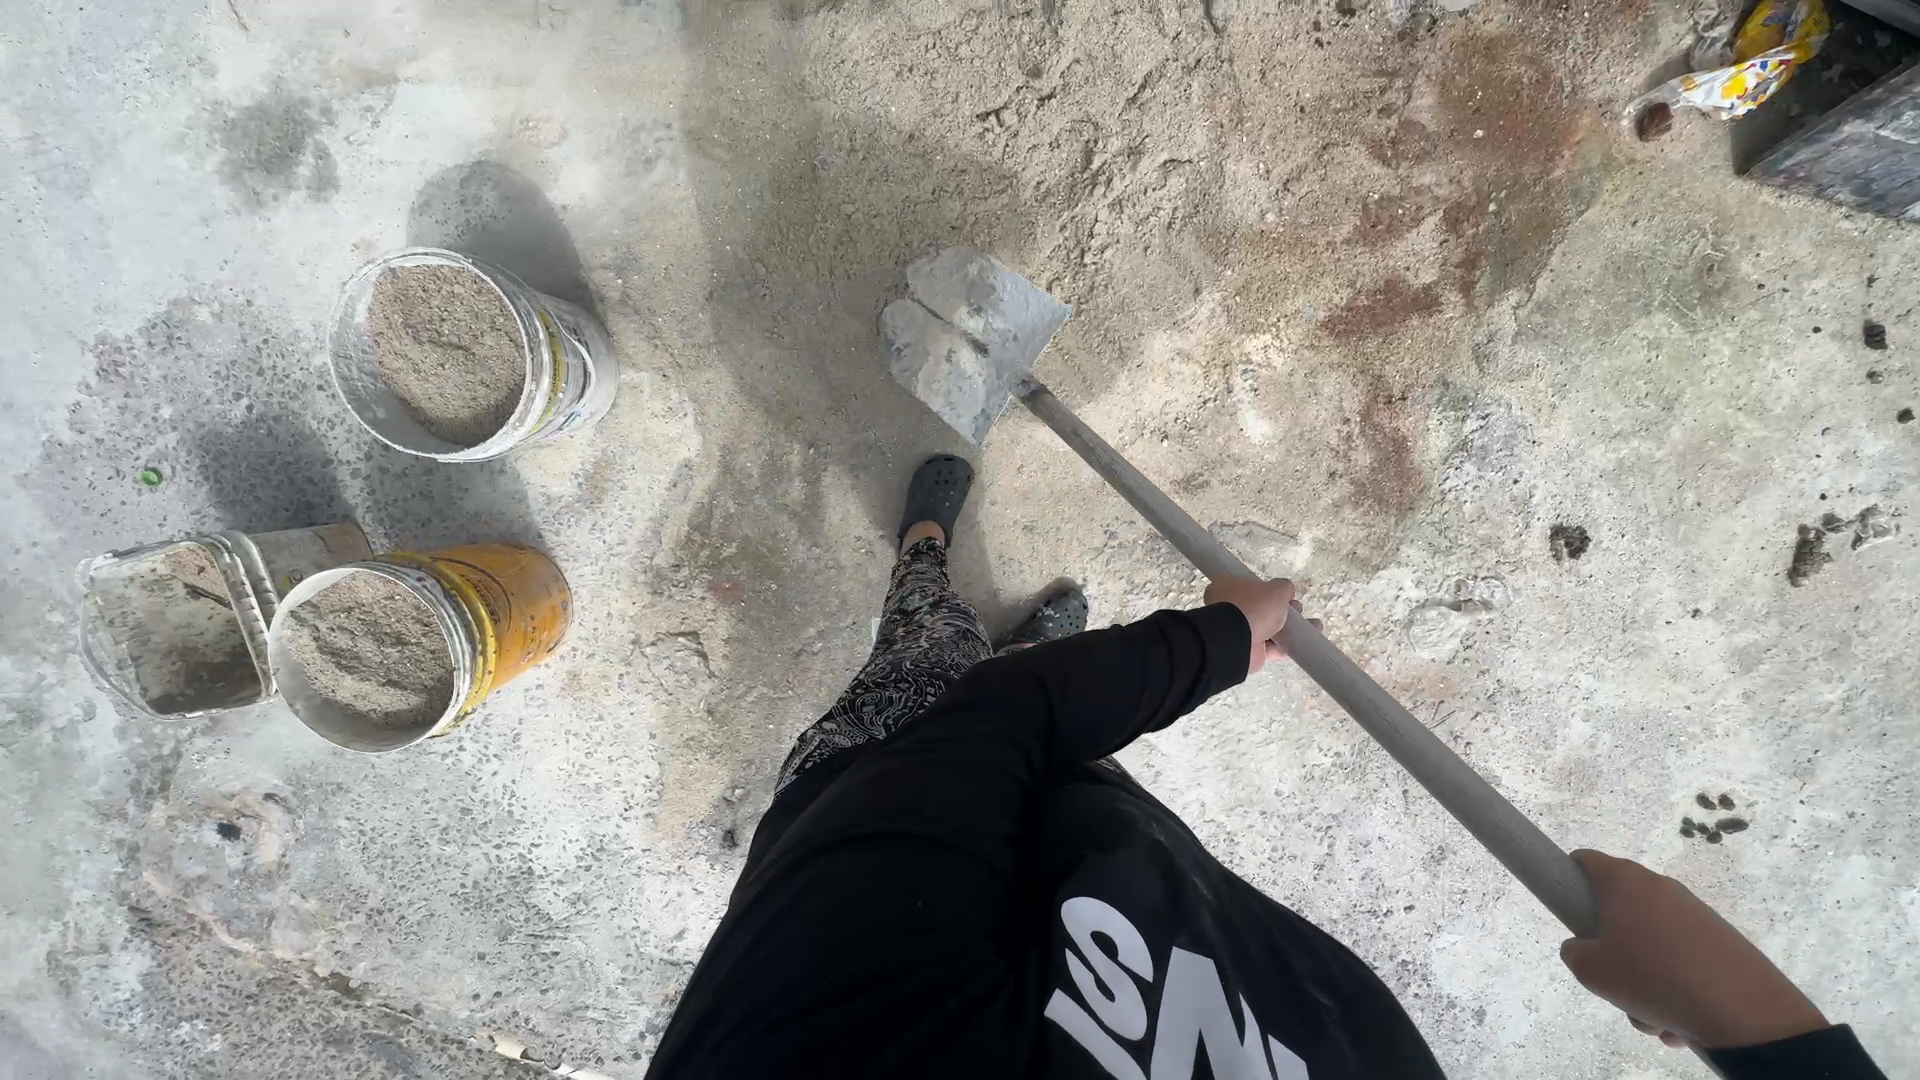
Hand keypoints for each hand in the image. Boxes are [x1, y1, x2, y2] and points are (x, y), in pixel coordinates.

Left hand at [1202, 577, 1314, 675]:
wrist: (1238, 641)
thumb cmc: (1253, 607)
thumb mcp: (1275, 589)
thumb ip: (1283, 587)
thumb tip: (1285, 590)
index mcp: (1226, 587)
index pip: (1249, 585)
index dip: (1268, 589)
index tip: (1284, 594)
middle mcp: (1228, 609)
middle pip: (1260, 607)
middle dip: (1283, 608)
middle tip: (1297, 609)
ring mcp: (1236, 631)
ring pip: (1267, 628)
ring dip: (1290, 627)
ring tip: (1313, 625)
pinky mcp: (1247, 650)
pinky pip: (1271, 646)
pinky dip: (1289, 644)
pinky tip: (1308, 640)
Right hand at [1560, 850, 1827, 1049]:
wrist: (1753, 1020)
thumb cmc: (1654, 979)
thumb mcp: (1590, 970)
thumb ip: (1573, 950)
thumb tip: (1587, 948)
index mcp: (1623, 881)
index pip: (1583, 860)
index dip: (1569, 881)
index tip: (1572, 913)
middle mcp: (1661, 887)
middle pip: (1620, 908)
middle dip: (1613, 944)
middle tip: (1614, 977)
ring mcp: (1699, 914)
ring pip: (1654, 939)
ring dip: (1647, 973)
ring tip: (1654, 1016)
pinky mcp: (1729, 943)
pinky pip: (1687, 957)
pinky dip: (1680, 983)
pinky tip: (1684, 1021)